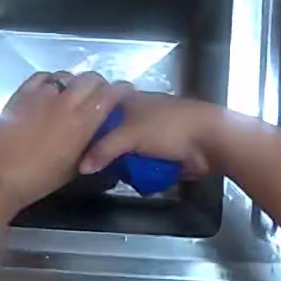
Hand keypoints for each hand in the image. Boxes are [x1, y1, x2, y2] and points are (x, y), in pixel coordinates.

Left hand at [0, 71, 132, 211]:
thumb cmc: (40, 179)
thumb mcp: (74, 166)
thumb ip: (89, 145)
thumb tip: (96, 135)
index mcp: (84, 121)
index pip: (112, 93)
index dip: (122, 90)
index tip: (126, 93)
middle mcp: (67, 102)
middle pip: (91, 78)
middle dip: (99, 84)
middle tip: (98, 95)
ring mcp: (43, 95)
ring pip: (67, 75)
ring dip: (75, 82)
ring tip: (72, 93)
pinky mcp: (22, 94)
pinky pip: (42, 77)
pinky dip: (51, 80)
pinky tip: (50, 90)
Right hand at [78, 91, 238, 179]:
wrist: (210, 140)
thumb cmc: (168, 127)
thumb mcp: (129, 135)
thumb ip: (104, 150)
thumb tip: (82, 167)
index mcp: (130, 100)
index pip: (100, 108)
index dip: (86, 121)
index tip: (70, 139)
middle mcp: (140, 114)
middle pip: (113, 132)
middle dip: (103, 147)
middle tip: (84, 163)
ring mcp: (154, 134)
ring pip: (128, 149)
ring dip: (121, 161)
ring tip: (101, 175)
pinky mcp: (164, 152)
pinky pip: (144, 163)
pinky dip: (137, 170)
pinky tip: (125, 179)